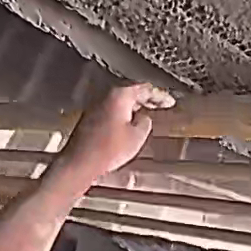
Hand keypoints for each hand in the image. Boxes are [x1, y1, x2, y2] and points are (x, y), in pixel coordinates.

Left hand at [50, 84, 175, 188]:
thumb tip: (144, 118)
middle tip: (160, 105)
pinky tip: (128, 124)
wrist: (81, 162)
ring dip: (134, 106)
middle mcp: (105, 95)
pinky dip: (122, 113)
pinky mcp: (90, 118)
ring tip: (147, 114)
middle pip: (130, 91)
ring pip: (120, 101)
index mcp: (119, 95)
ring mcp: (95, 106)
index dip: (160, 95)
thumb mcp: (137, 136)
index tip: (169, 101)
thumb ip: (145, 122)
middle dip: (146, 99)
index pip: (144, 88)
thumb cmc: (108, 149)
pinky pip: (111, 110)